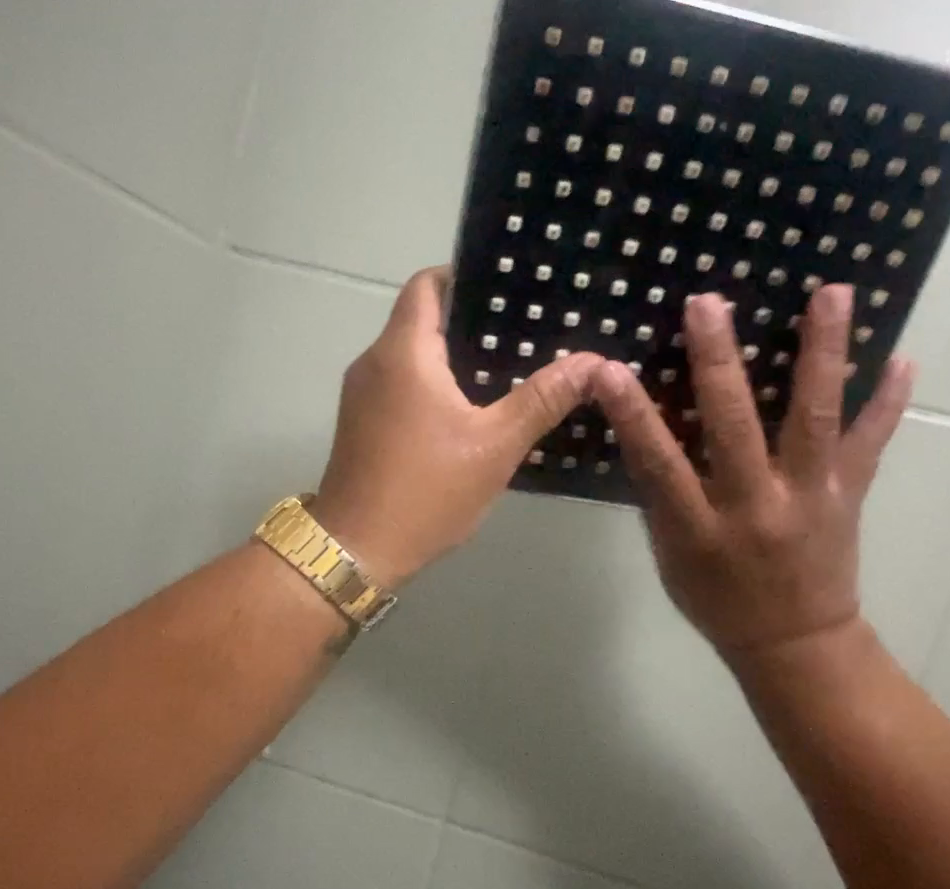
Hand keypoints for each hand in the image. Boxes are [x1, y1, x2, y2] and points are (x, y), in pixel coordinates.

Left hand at [311, 266, 602, 586]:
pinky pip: (401, 386)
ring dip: (454, 359)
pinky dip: (433, 386)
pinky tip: (472, 411)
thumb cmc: (426, 491)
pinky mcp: (361, 424)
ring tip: (509, 368)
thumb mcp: (495, 445)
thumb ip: (543, 399)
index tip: (510, 290)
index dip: (466, 278)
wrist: (355, 550)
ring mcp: (362, 395)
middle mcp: (374, 361)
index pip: (428, 284)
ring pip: (411, 357)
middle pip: (422, 319)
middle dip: (471, 322)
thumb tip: (594, 362)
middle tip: (526, 332)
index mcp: (403, 351)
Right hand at [591, 287, 914, 664]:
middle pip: (735, 428)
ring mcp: (810, 497)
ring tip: (832, 294)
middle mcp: (756, 507)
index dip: (632, 416)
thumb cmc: (720, 601)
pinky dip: (888, 402)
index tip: (606, 368)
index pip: (658, 465)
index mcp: (701, 530)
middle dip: (718, 363)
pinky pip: (870, 444)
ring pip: (815, 419)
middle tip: (708, 303)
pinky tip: (903, 358)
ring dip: (823, 353)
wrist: (795, 643)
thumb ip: (663, 501)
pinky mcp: (849, 496)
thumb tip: (648, 434)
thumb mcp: (674, 560)